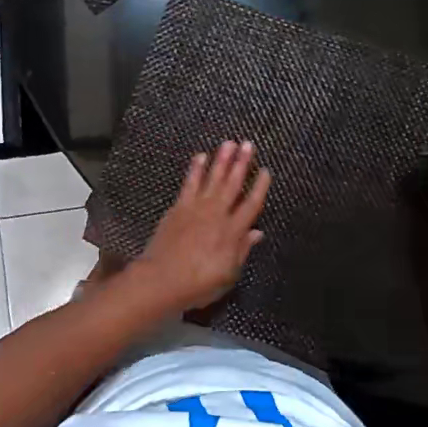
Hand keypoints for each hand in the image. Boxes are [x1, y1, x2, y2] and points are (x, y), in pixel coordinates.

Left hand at [129, 141, 271, 312]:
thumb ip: (242, 250)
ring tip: (228, 143)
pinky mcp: (178, 207)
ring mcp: (196, 208)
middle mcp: (217, 214)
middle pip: (232, 184)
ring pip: (212, 178)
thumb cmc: (198, 283)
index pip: (251, 205)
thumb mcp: (228, 274)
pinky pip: (189, 183)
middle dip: (242, 164)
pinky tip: (200, 157)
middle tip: (248, 144)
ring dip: (221, 160)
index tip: (265, 171)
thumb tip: (257, 232)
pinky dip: (195, 169)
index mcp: (232, 232)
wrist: (162, 279)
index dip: (259, 187)